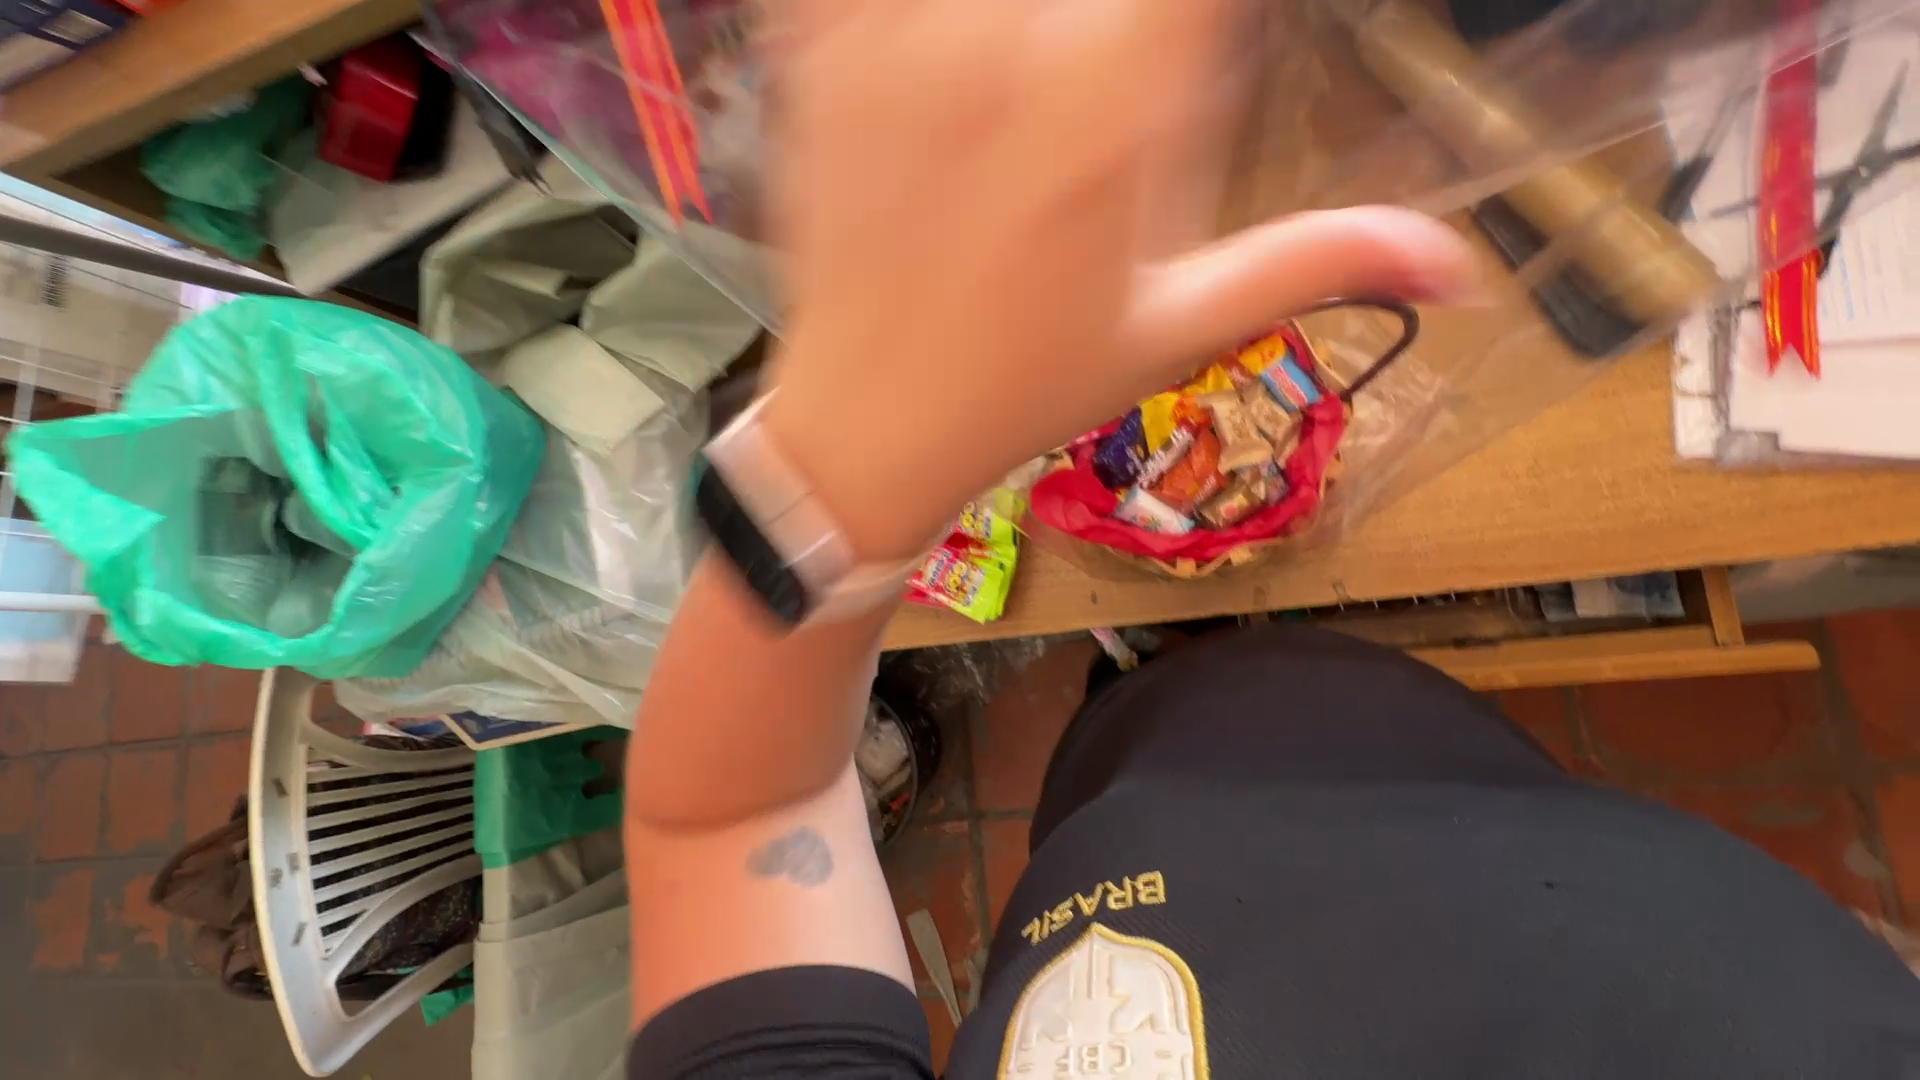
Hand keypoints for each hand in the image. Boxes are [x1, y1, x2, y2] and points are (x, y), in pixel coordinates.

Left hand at [759, 0, 1479, 559]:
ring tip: (1030, 69)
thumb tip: (1459, 263)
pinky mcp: (817, 62)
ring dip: (1012, 18)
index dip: (1206, 9)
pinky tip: (929, 45)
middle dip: (1106, 22)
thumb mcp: (1171, 330)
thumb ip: (1307, 263)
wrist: (875, 431)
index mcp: (1119, 106)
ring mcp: (898, 46)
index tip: (1188, 42)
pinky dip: (853, 6)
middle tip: (1105, 66)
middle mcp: (1011, 48)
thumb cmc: (1026, 389)